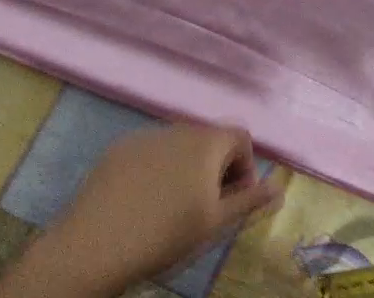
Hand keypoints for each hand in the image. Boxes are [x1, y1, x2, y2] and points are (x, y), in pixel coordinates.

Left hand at [0, 124, 285, 297]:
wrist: (94, 246)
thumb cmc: (165, 234)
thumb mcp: (214, 223)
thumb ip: (249, 200)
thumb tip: (279, 186)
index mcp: (209, 141)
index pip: (242, 137)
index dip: (245, 167)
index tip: (232, 199)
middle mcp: (181, 127)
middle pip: (210, 139)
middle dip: (216, 168)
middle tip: (204, 207)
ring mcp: (147, 135)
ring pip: (179, 146)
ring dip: (186, 168)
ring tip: (172, 206)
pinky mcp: (119, 148)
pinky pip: (150, 152)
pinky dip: (156, 170)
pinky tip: (143, 202)